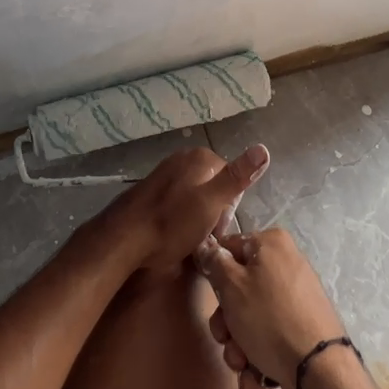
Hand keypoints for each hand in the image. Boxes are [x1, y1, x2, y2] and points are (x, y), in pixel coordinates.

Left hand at [101, 144, 269, 268]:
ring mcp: (166, 175)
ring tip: (189, 241)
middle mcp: (183, 160)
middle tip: (204, 238)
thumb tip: (264, 148)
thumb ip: (237, 177)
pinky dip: (180, 219)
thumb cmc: (171, 222)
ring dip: (197, 219)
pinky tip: (174, 236)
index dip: (228, 208)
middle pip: (214, 188)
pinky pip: (178, 204)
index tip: (218, 229)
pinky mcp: (153, 192)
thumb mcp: (211, 202)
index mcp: (200, 158)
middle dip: (213, 214)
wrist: (125, 239)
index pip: (231, 180)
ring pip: (196, 198)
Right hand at [198, 228, 349, 388]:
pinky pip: (271, 330)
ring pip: (253, 315)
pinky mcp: (303, 324)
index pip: (230, 248)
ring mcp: (296, 295)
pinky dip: (259, 350)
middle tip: (225, 336)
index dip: (214, 272)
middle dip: (227, 320)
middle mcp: (287, 263)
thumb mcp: (232, 286)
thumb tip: (206, 245)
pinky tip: (257, 369)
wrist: (317, 366)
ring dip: (239, 341)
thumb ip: (215, 262)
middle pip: (240, 287)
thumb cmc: (269, 317)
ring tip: (243, 360)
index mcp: (272, 243)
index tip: (209, 295)